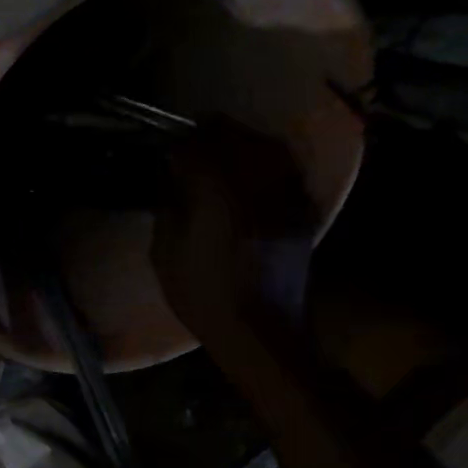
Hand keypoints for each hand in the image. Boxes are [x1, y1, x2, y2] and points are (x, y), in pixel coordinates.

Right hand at [151, 119, 314, 345]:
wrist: (262, 334)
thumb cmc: (206, 300)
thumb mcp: (166, 257)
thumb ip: (167, 209)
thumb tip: (172, 179)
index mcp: (218, 202)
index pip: (197, 151)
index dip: (179, 146)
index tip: (168, 149)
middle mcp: (256, 191)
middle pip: (235, 139)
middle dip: (211, 132)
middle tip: (194, 135)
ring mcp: (284, 200)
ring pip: (267, 148)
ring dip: (243, 139)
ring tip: (226, 142)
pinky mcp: (302, 213)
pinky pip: (288, 170)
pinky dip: (270, 159)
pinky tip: (256, 166)